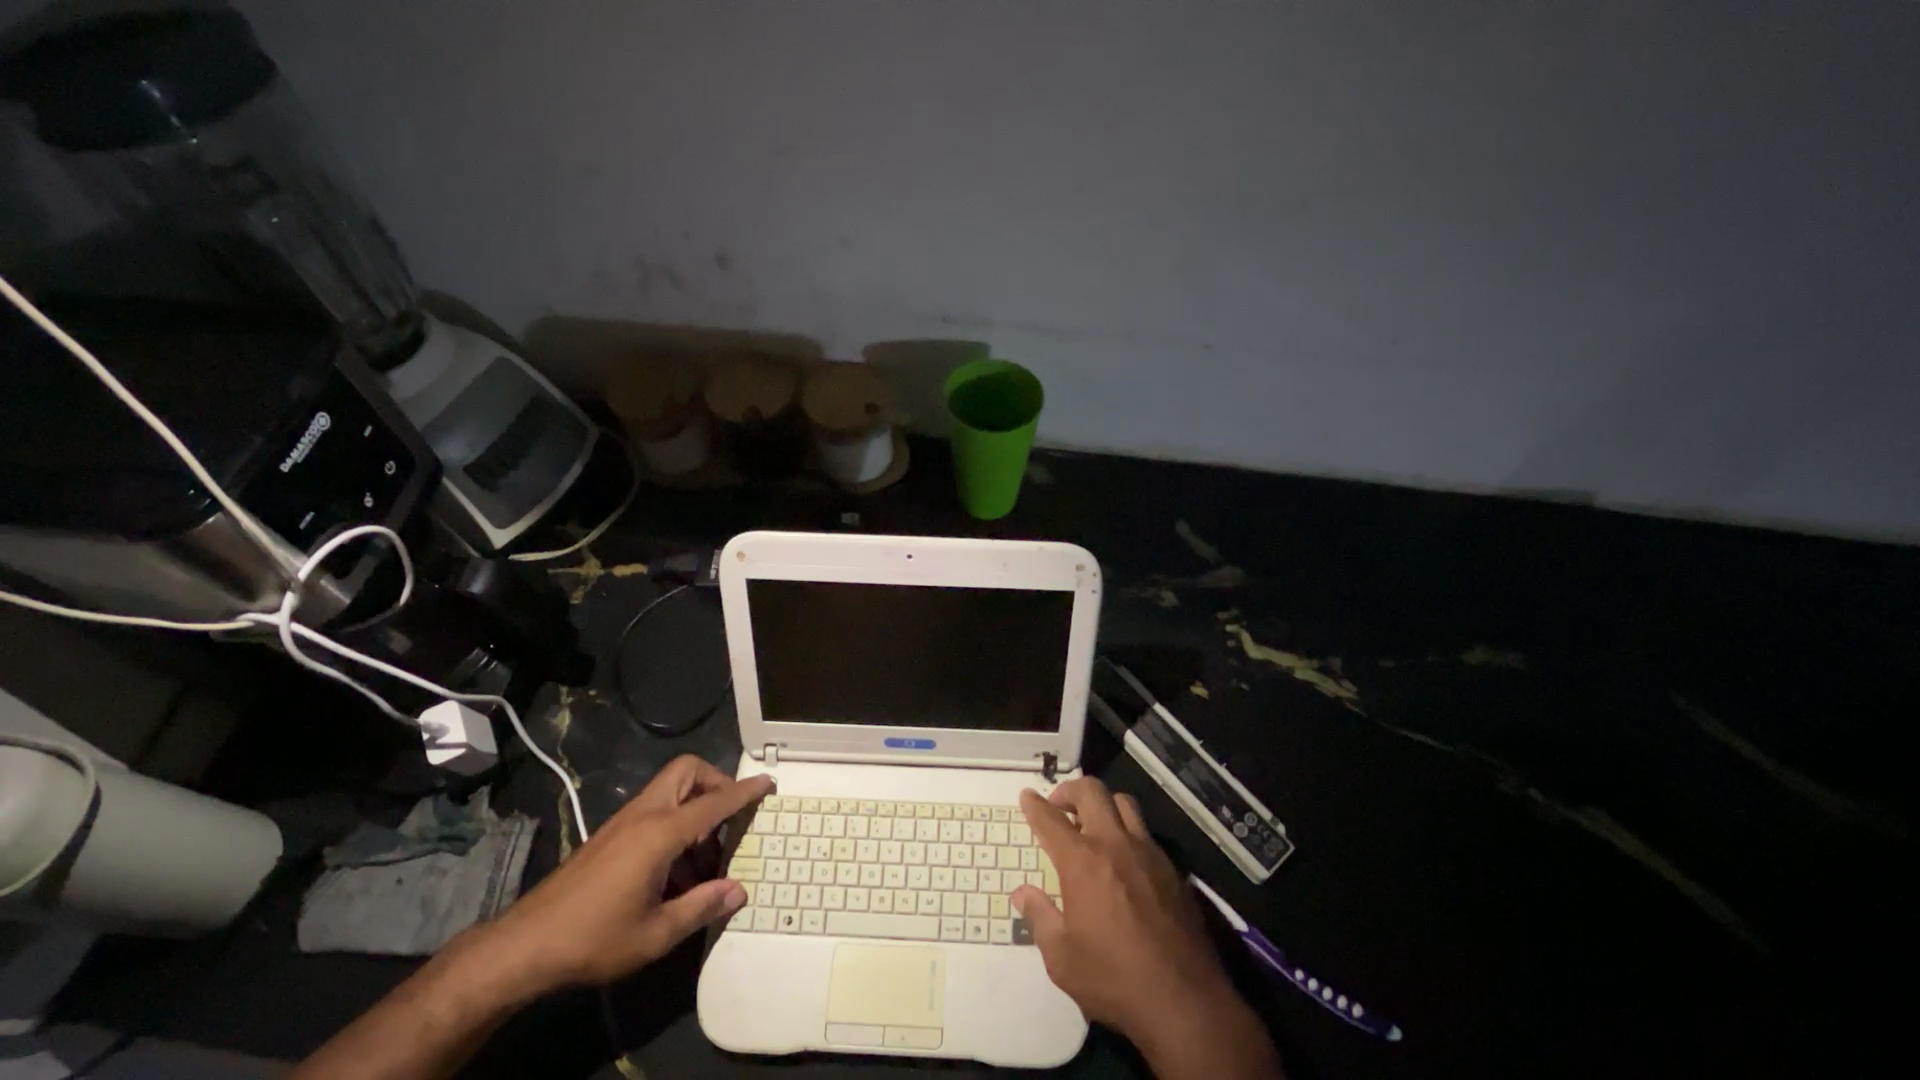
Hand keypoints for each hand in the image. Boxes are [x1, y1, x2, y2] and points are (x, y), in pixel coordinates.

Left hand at [480, 755, 772, 992]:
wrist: (525, 946)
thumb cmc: (595, 939)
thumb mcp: (657, 933)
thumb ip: (702, 906)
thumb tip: (738, 890)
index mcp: (659, 834)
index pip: (714, 803)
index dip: (744, 793)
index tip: (767, 783)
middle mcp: (642, 817)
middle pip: (686, 771)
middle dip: (716, 782)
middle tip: (733, 816)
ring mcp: (621, 824)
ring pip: (669, 791)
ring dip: (695, 810)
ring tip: (706, 863)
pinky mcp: (608, 838)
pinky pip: (653, 812)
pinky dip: (675, 825)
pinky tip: (675, 874)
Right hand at [1016, 779, 1281, 1078]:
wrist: (1183, 1000)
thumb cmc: (1113, 978)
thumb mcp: (1061, 957)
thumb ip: (1040, 917)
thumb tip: (1023, 893)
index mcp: (1083, 862)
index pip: (1051, 820)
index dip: (1035, 805)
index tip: (1027, 797)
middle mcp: (1116, 846)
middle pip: (1093, 792)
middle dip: (1070, 790)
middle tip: (1059, 806)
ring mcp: (1150, 855)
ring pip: (1126, 804)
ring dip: (1104, 805)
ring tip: (1093, 825)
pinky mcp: (1173, 871)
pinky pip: (1147, 834)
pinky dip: (1128, 832)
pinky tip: (1124, 860)